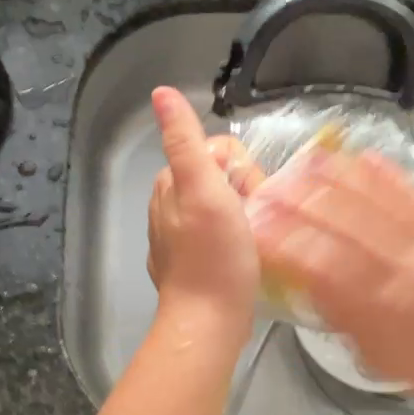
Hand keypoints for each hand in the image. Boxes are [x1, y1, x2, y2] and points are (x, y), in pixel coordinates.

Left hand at [145, 87, 261, 338]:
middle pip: (221, 178)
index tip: (248, 196)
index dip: (242, 169)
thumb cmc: (215, 255)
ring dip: (243, 218)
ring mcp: (176, 239)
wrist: (209, 322)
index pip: (219, 151)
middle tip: (252, 223)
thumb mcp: (204, 189)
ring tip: (251, 243)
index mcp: (171, 183)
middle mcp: (167, 206)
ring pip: (222, 208)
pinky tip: (241, 260)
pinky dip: (234, 242)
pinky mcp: (188, 266)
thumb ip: (185, 140)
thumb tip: (161, 92)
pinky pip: (218, 238)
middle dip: (244, 194)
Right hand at [248, 150, 413, 403]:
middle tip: (268, 188)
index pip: (319, 260)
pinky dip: (381, 170)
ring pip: (372, 195)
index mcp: (382, 301)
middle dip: (297, 201)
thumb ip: (341, 313)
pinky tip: (357, 157)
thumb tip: (305, 276)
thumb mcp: (379, 354)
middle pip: (340, 219)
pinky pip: (410, 188)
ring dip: (333, 176)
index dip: (282, 239)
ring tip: (302, 163)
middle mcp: (404, 261)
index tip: (255, 224)